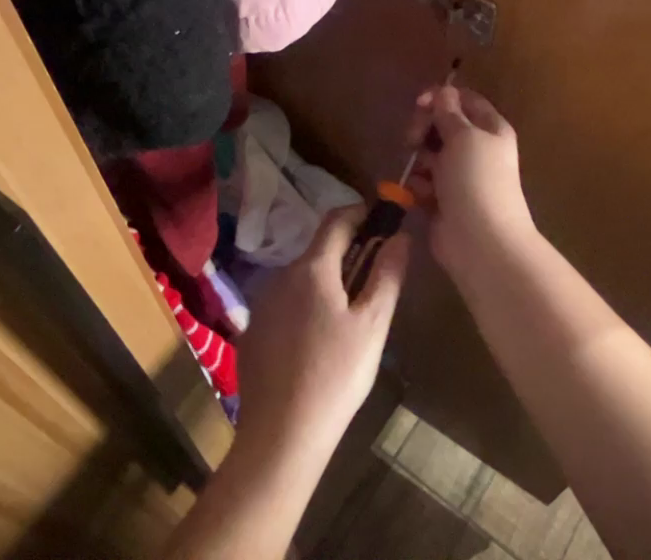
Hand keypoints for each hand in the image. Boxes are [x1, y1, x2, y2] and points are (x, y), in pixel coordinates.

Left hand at [236, 206, 408, 457]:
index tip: (383, 223)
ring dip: (325, 285)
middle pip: (319, 252)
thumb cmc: (336, 375)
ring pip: (300, 281)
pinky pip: (284, 308)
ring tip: (348, 322)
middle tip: (374, 284)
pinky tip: (317, 347)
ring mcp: (260, 306)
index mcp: (311, 268)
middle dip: (348, 256)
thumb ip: (388, 274)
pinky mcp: (251, 335)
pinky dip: (304, 311)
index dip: (361, 214)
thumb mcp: (373, 324)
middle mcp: (279, 277)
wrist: (281, 436)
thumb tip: (399, 235)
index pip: (336, 219)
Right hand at [408, 85, 538, 277]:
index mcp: (490, 129)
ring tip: (422, 176)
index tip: (418, 104)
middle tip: (412, 140)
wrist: (481, 240)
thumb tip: (443, 92)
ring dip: (419, 161)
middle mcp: (476, 149)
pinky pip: (423, 183)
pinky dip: (418, 186)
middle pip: (441, 126)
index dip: (440, 98)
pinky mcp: (443, 200)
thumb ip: (448, 112)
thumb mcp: (463, 136)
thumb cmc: (476, 180)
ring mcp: (459, 176)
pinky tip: (420, 196)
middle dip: (423, 130)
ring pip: (428, 155)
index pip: (464, 100)